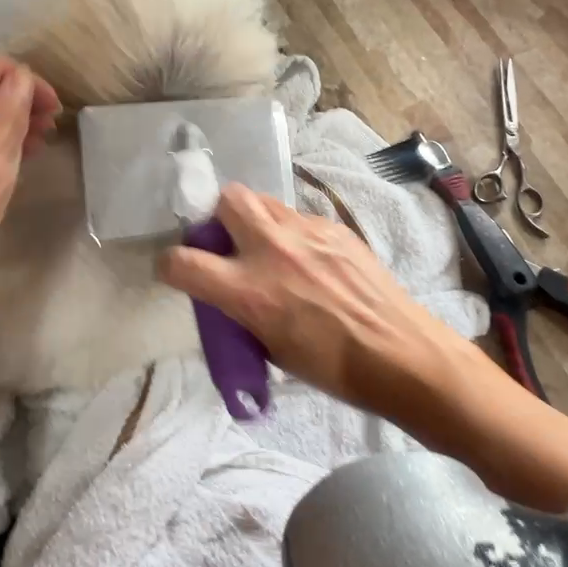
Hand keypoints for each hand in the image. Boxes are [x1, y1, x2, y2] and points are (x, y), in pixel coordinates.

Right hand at [158, 184, 464, 416]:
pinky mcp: (336, 228)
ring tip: (271, 249)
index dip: (170, 265)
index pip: (182, 262)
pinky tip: (312, 261)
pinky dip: (294, 234)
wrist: (397, 352)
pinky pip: (300, 218)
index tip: (176, 271)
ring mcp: (307, 233)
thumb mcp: (269, 349)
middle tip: (230, 243)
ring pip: (266, 201)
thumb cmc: (331, 368)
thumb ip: (242, 312)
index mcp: (248, 291)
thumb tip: (235, 297)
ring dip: (257, 220)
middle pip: (227, 199)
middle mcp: (272, 250)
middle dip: (219, 217)